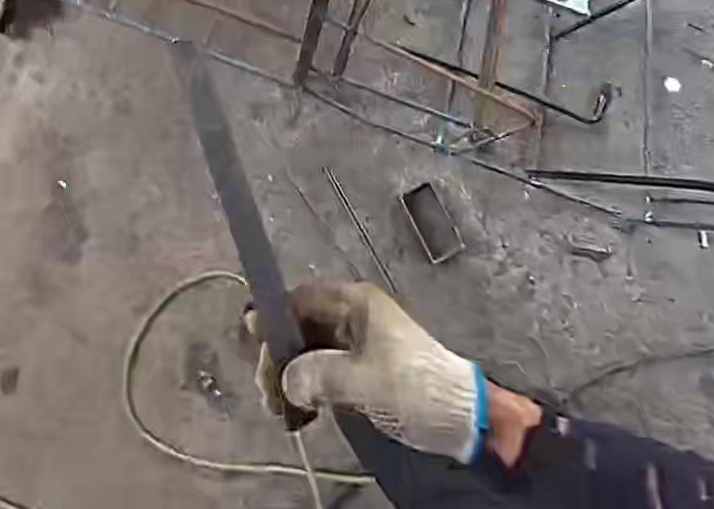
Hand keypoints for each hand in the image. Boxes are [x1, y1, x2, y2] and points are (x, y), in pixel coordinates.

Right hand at [254, 280, 538, 464]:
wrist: (460, 416)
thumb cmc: (412, 385)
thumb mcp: (362, 381)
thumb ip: (317, 375)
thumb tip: (286, 380)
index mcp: (356, 302)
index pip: (304, 297)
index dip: (276, 314)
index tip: (253, 336)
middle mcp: (355, 315)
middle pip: (304, 324)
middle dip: (282, 355)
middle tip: (267, 392)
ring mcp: (360, 341)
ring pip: (313, 349)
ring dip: (293, 376)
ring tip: (281, 409)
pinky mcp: (365, 368)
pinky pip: (326, 369)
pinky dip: (310, 388)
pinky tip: (302, 413)